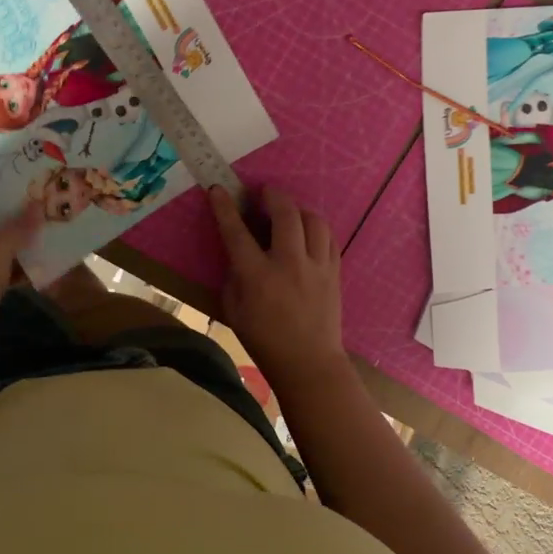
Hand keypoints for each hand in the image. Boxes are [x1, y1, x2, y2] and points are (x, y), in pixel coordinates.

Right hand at [208, 185, 346, 390]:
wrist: (309, 364)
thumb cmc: (264, 341)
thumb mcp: (234, 309)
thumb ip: (235, 275)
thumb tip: (240, 251)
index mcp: (258, 276)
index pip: (237, 231)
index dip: (224, 207)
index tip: (218, 189)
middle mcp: (289, 264)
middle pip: (285, 214)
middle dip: (272, 195)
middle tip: (263, 192)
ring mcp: (316, 267)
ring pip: (313, 220)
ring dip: (298, 208)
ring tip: (288, 211)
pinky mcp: (334, 273)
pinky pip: (328, 237)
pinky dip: (316, 228)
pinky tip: (307, 231)